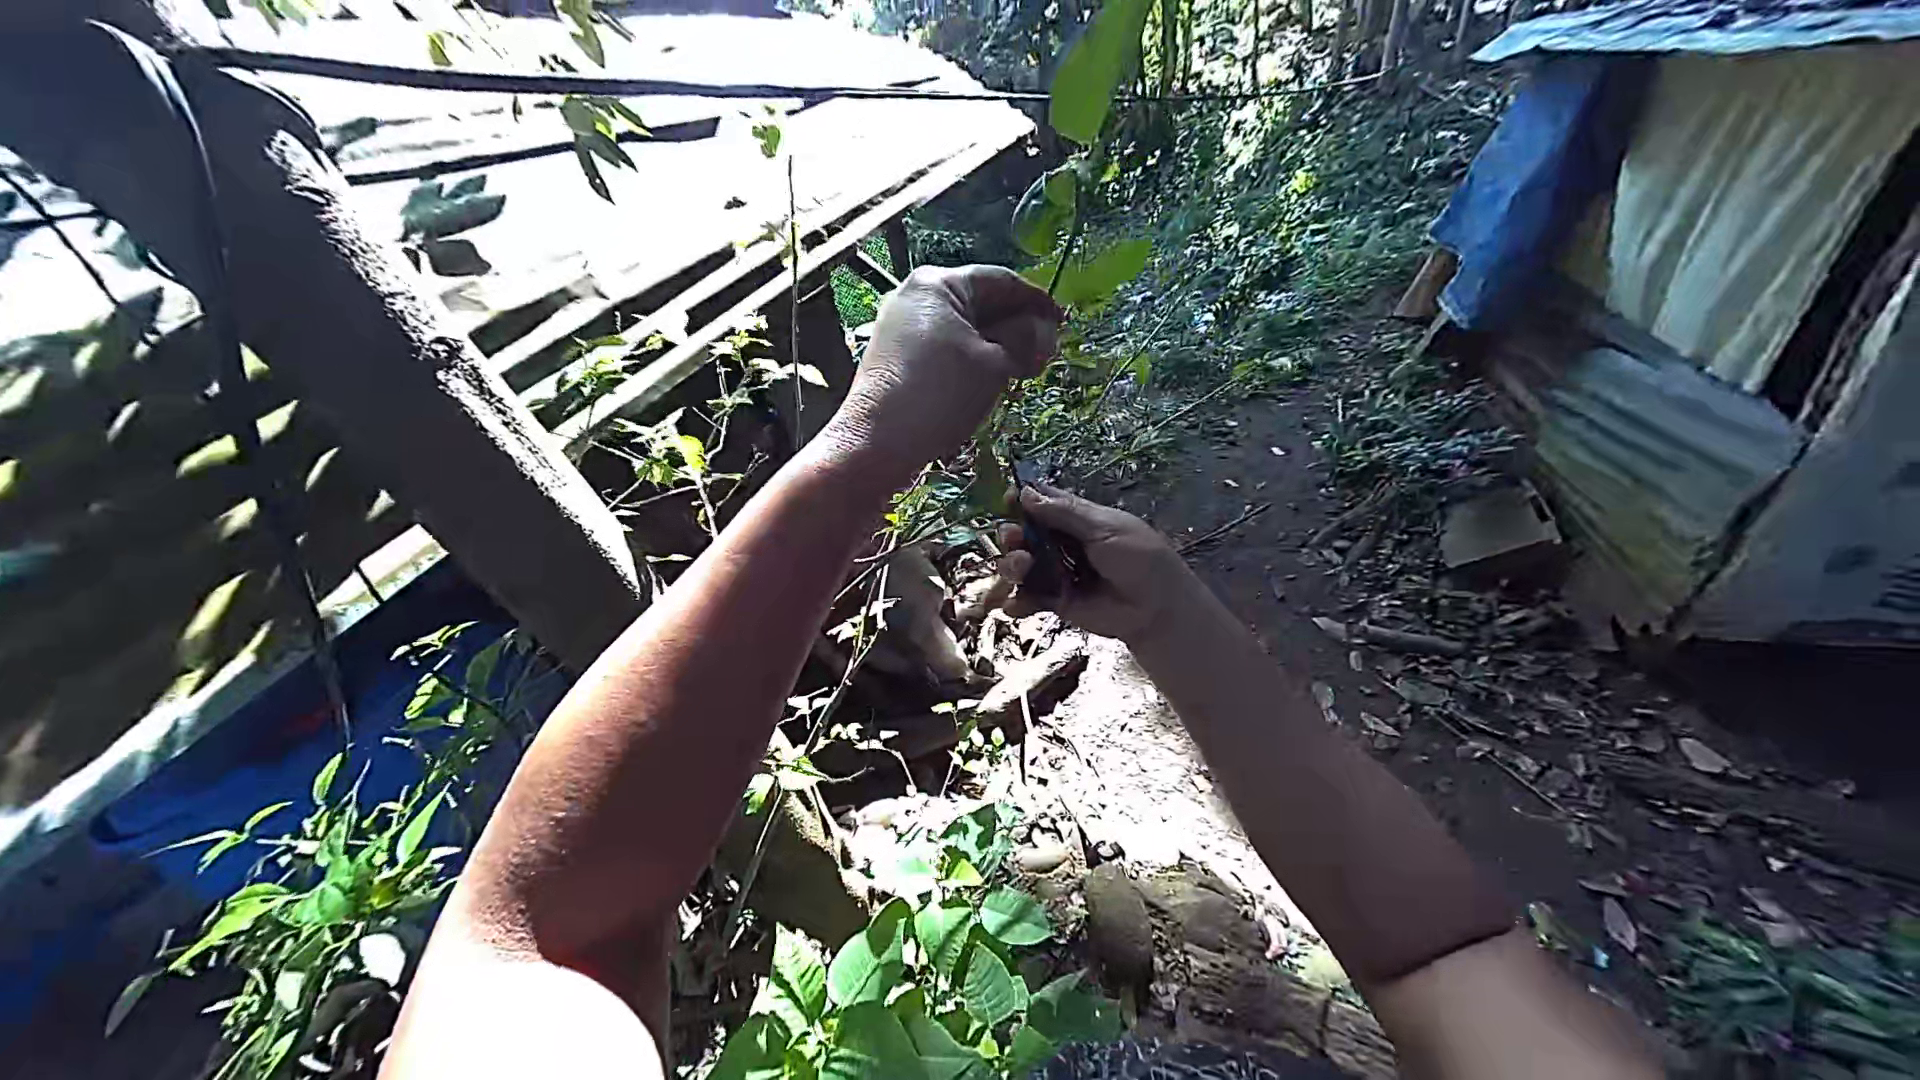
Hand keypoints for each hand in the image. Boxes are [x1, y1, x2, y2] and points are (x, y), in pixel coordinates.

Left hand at [820, 266, 1060, 482]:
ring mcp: (901, 327)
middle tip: (1044, 356)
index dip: (1037, 302)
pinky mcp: (896, 357)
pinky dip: (971, 361)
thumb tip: (1044, 329)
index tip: (1062, 324)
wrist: (876, 443)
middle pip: (981, 303)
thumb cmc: (939, 395)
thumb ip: (1026, 340)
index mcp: (938, 283)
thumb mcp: (994, 365)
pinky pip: (945, 348)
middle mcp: (915, 296)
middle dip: (1016, 329)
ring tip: (1021, 373)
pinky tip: (988, 382)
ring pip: (963, 329)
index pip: (1002, 281)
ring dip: (996, 348)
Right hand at [996, 484, 1198, 642]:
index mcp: (1076, 519)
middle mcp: (1062, 544)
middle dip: (1012, 533)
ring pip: (1020, 565)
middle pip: (1024, 533)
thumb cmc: (1139, 558)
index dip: (1022, 498)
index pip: (1042, 502)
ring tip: (1021, 566)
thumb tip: (1026, 493)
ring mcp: (1056, 573)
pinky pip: (1028, 599)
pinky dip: (1016, 602)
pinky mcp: (1055, 601)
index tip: (1008, 499)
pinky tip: (1014, 604)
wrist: (1157, 608)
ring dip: (1012, 564)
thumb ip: (1065, 513)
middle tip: (1013, 537)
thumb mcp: (1104, 528)